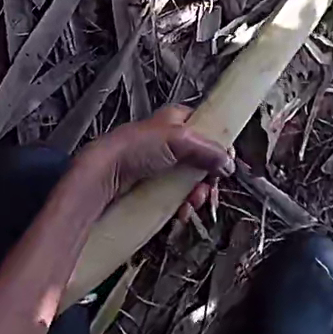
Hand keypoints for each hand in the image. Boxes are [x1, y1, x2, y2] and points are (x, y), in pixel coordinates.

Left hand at [73, 105, 231, 216]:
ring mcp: (160, 166)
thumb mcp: (178, 139)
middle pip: (202, 158)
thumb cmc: (134, 148)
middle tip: (208, 189)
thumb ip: (207, 148)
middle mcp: (169, 141)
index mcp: (175, 121)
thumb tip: (228, 163)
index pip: (206, 126)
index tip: (228, 161)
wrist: (103, 175)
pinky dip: (182, 205)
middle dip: (208, 176)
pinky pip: (176, 196)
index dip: (218, 144)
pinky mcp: (152, 187)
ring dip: (197, 194)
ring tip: (193, 203)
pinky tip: (181, 212)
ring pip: (190, 180)